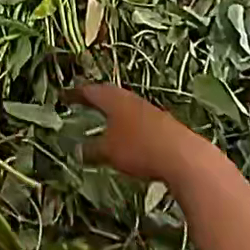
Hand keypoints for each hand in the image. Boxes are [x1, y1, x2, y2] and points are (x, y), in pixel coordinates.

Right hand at [68, 83, 205, 182]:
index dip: (74, 94)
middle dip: (95, 98)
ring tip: (105, 119)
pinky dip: (129, 124)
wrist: (187, 158)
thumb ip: (92, 150)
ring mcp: (149, 110)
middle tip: (82, 102)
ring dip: (114, 111)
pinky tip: (131, 137)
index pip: (87, 91)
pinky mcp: (165, 125)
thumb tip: (77, 151)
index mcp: (111, 98)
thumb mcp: (108, 152)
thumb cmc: (139, 148)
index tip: (62, 96)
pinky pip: (139, 119)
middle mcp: (129, 98)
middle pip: (108, 94)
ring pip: (125, 106)